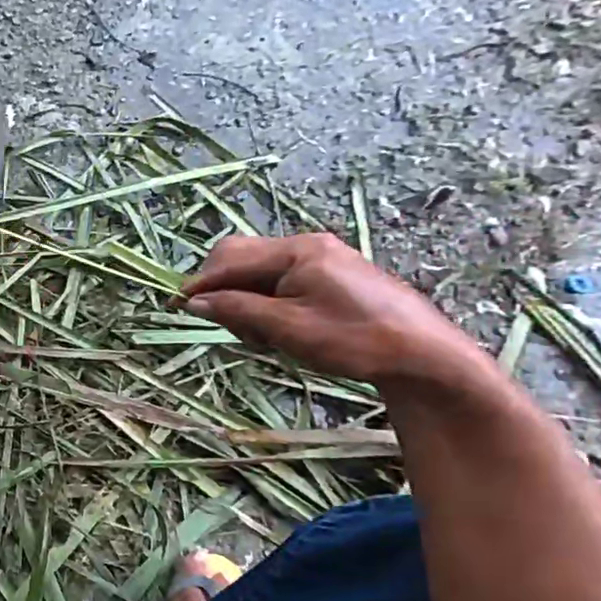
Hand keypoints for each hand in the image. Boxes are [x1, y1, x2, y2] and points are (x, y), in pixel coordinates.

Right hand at [180, 233, 492, 388]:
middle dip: (223, 290)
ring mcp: (320, 260)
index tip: (176, 306)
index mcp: (297, 251)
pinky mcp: (328, 277)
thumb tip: (195, 302)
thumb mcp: (287, 329)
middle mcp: (306, 246)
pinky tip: (278, 330)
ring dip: (245, 301)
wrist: (424, 355)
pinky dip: (266, 304)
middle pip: (241, 258)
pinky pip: (279, 282)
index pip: (230, 259)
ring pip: (258, 272)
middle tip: (229, 327)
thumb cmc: (355, 340)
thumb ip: (238, 310)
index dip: (200, 284)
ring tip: (262, 337)